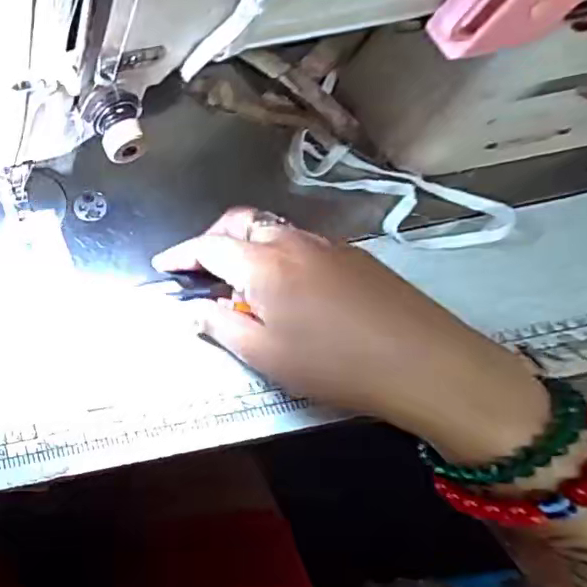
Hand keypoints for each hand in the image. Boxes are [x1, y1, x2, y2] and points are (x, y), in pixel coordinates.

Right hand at [153, 206, 550, 462]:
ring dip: (248, 246)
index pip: (209, 245)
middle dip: (213, 239)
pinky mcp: (356, 256)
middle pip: (241, 223)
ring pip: (274, 230)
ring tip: (244, 284)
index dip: (181, 254)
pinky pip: (303, 244)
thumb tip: (195, 311)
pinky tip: (289, 289)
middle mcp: (293, 241)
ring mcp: (328, 245)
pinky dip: (280, 255)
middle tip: (201, 269)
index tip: (164, 266)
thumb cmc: (332, 364)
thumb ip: (220, 326)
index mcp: (263, 263)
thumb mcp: (264, 354)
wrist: (423, 361)